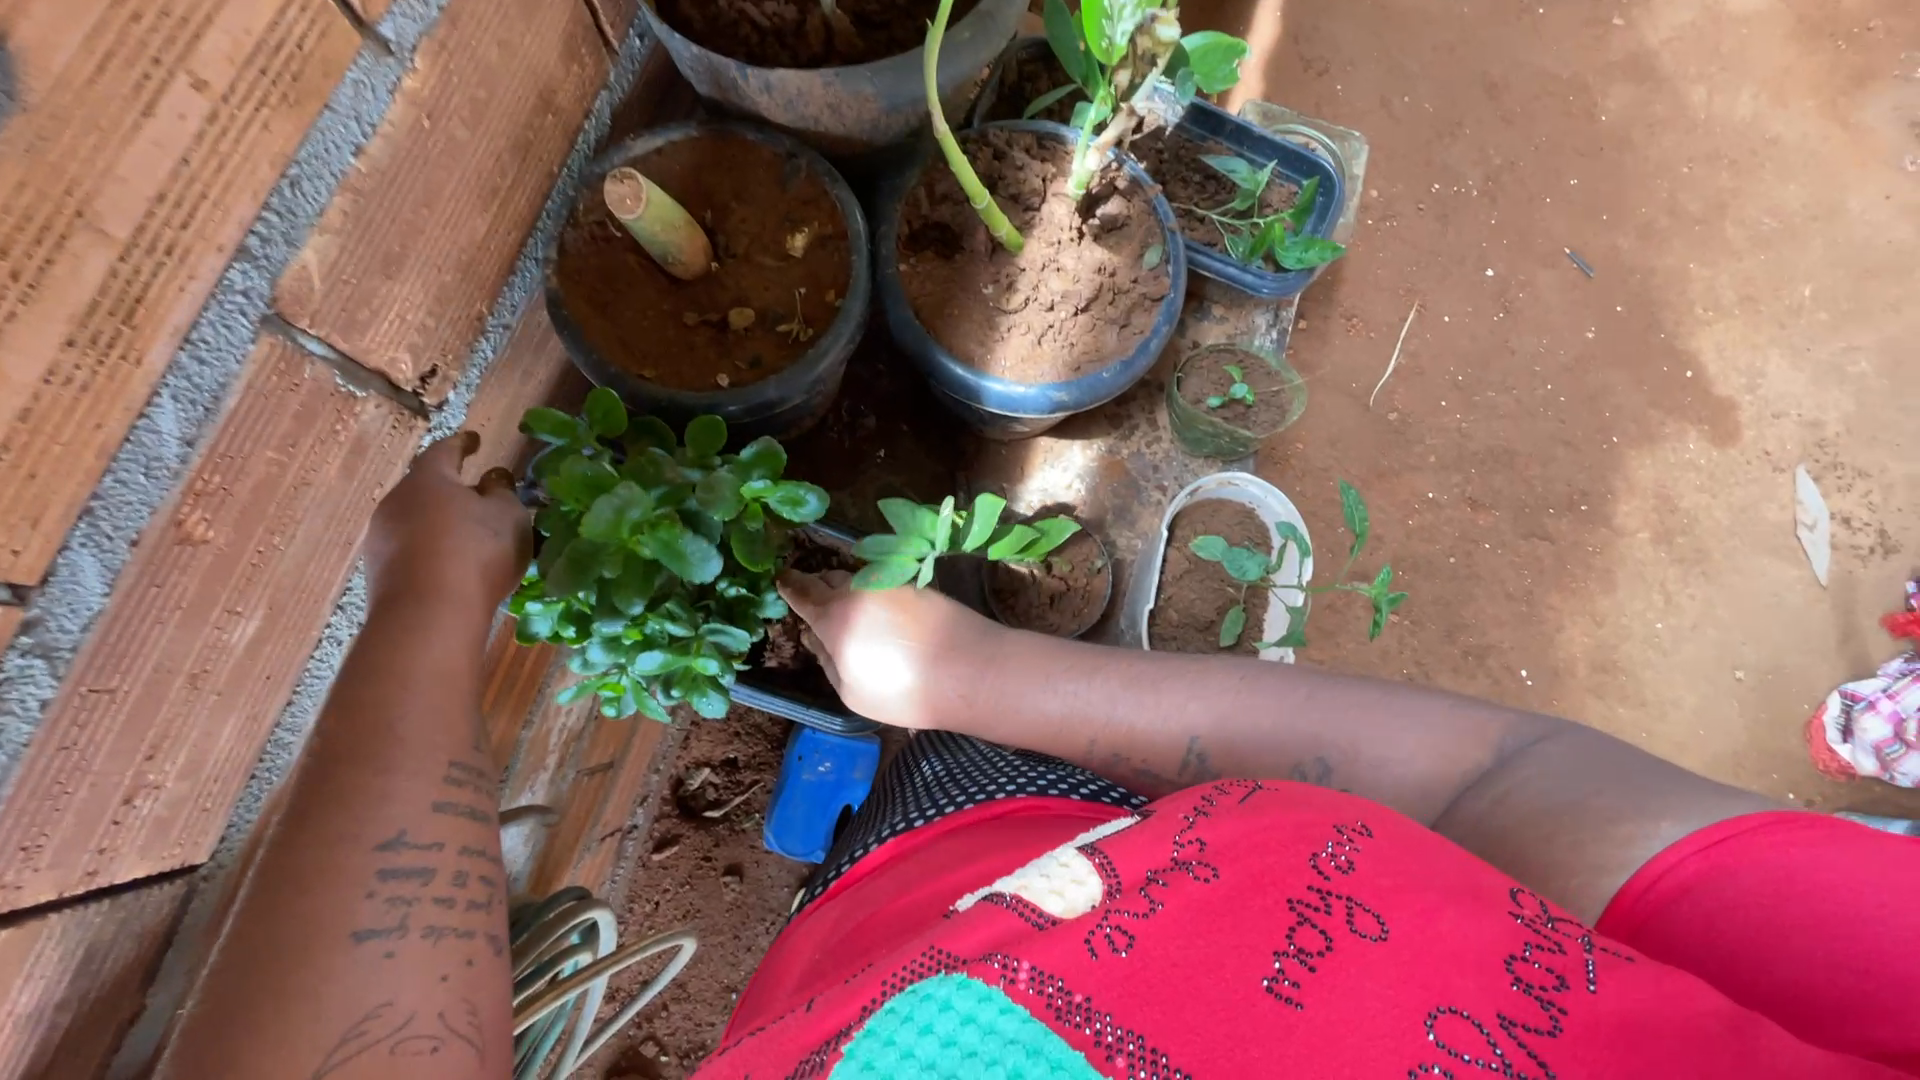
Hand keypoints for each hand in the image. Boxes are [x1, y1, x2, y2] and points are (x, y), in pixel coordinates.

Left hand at [365, 431, 531, 613]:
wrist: (430, 613)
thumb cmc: (476, 552)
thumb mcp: (508, 516)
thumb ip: (502, 492)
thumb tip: (493, 479)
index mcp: (428, 480)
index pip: (444, 451)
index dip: (462, 444)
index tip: (473, 439)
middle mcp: (396, 502)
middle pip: (426, 487)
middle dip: (452, 489)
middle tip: (479, 495)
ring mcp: (382, 538)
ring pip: (417, 519)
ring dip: (442, 522)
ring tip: (471, 535)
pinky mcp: (381, 571)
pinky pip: (412, 548)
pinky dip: (434, 549)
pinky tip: (454, 564)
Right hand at [777, 570, 1006, 729]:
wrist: (971, 669)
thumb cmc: (905, 692)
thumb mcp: (851, 691)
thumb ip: (827, 660)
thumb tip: (815, 638)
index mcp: (835, 617)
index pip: (802, 593)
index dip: (788, 586)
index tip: (780, 580)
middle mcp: (858, 591)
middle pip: (827, 580)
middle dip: (816, 587)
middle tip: (812, 601)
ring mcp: (890, 584)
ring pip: (856, 581)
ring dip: (846, 592)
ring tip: (850, 615)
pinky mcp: (916, 586)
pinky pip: (882, 585)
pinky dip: (872, 596)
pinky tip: (882, 618)